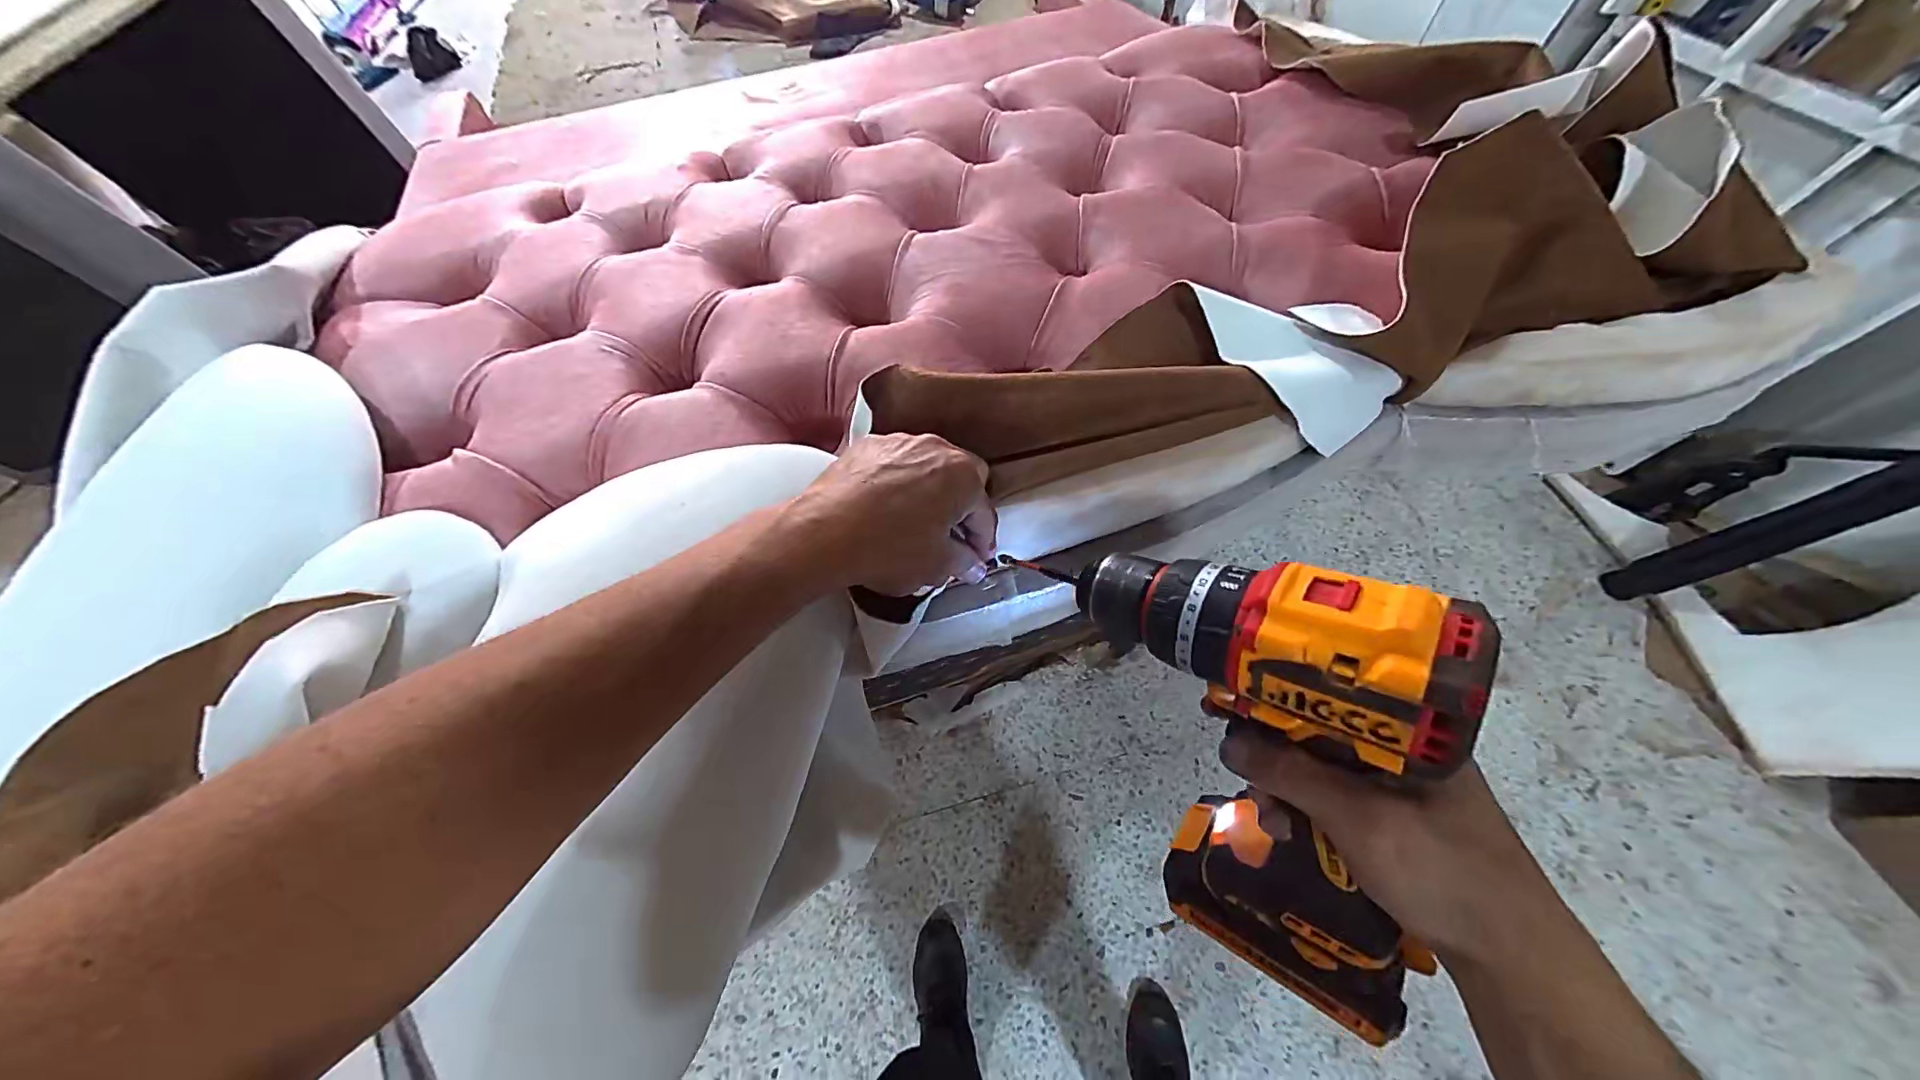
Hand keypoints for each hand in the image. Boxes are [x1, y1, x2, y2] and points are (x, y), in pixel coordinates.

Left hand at [783, 434, 996, 594]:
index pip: (984, 512)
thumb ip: (964, 563)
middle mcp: (934, 449)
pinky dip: (895, 485)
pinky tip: (885, 511)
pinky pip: (893, 466)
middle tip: (951, 539)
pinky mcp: (867, 448)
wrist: (823, 534)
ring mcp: (898, 444)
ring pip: (926, 468)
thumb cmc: (883, 546)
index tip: (976, 557)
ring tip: (915, 525)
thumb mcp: (936, 565)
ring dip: (928, 493)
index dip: (983, 541)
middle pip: (960, 480)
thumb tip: (971, 564)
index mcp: (962, 475)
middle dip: (960, 509)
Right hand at [1219, 722, 1566, 963]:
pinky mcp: (1387, 814)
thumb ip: (1291, 775)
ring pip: (1318, 766)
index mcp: (1407, 730)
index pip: (1326, 694)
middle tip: (1248, 781)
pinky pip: (1330, 796)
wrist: (1508, 958)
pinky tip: (1289, 831)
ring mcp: (1395, 782)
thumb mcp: (1357, 817)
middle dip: (1274, 755)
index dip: (1272, 696)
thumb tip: (1229, 742)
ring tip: (1272, 822)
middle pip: (1316, 731)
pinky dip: (1303, 809)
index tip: (1228, 703)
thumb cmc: (1440, 871)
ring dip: (1285, 788)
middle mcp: (1399, 747)